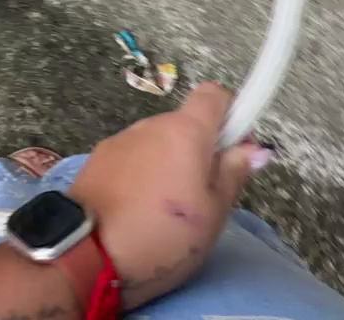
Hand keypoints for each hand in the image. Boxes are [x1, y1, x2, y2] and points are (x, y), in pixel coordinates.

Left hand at [68, 83, 268, 308]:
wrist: (88, 248)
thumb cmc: (163, 234)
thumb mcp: (213, 213)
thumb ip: (233, 173)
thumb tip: (255, 147)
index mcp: (184, 131)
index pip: (213, 94)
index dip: (232, 113)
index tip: (239, 146)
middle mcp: (151, 124)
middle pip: (186, 124)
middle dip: (202, 150)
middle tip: (207, 195)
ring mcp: (123, 137)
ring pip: (160, 142)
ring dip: (172, 163)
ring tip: (172, 210)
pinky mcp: (101, 154)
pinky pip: (136, 155)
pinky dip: (145, 172)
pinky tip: (142, 206)